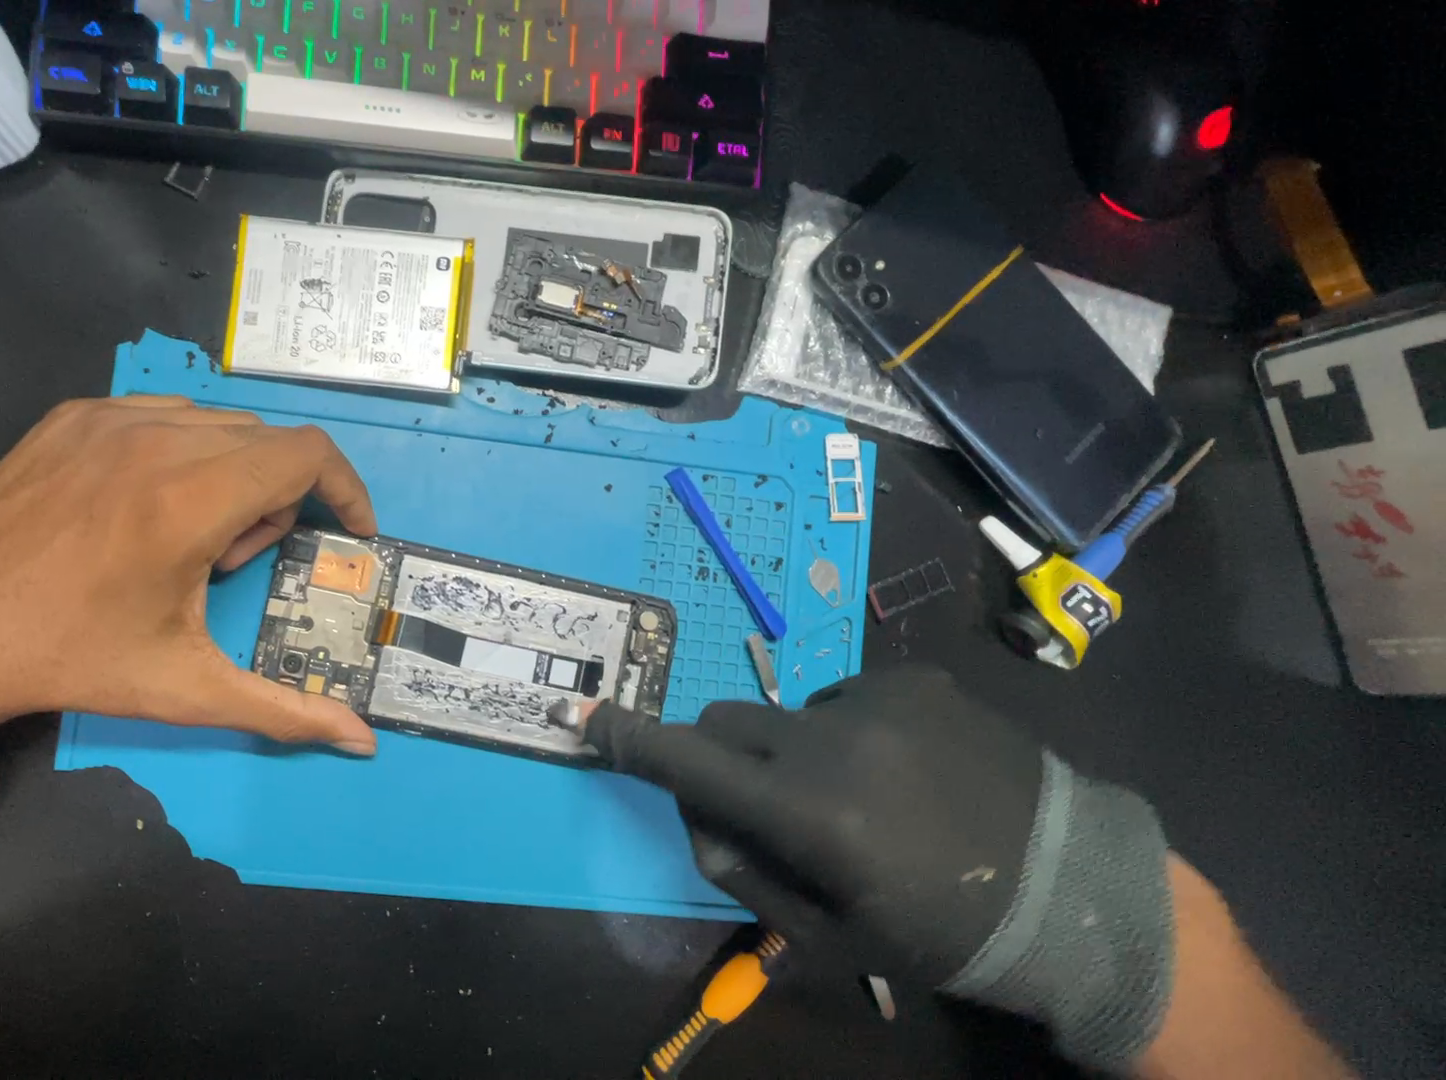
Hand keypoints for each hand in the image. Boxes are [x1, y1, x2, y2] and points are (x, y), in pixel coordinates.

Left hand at [0, 396, 379, 753]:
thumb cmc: (73, 660)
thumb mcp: (189, 690)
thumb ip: (286, 712)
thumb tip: (364, 743)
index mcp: (191, 500)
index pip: (307, 455)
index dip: (346, 489)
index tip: (349, 530)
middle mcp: (156, 441)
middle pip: (269, 443)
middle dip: (281, 499)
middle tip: (236, 558)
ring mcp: (109, 419)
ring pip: (220, 425)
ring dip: (235, 474)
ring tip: (189, 535)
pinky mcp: (73, 415)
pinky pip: (167, 414)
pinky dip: (186, 452)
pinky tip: (148, 504)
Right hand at [585, 666, 1039, 980]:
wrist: (1076, 888)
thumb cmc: (940, 929)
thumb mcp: (828, 932)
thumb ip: (743, 871)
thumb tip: (698, 812)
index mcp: (808, 813)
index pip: (688, 763)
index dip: (629, 740)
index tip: (587, 719)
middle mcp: (831, 740)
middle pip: (722, 721)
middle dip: (718, 757)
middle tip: (761, 799)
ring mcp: (875, 699)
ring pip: (782, 712)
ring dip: (790, 747)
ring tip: (858, 791)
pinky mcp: (913, 679)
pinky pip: (842, 695)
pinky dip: (845, 729)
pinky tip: (901, 766)